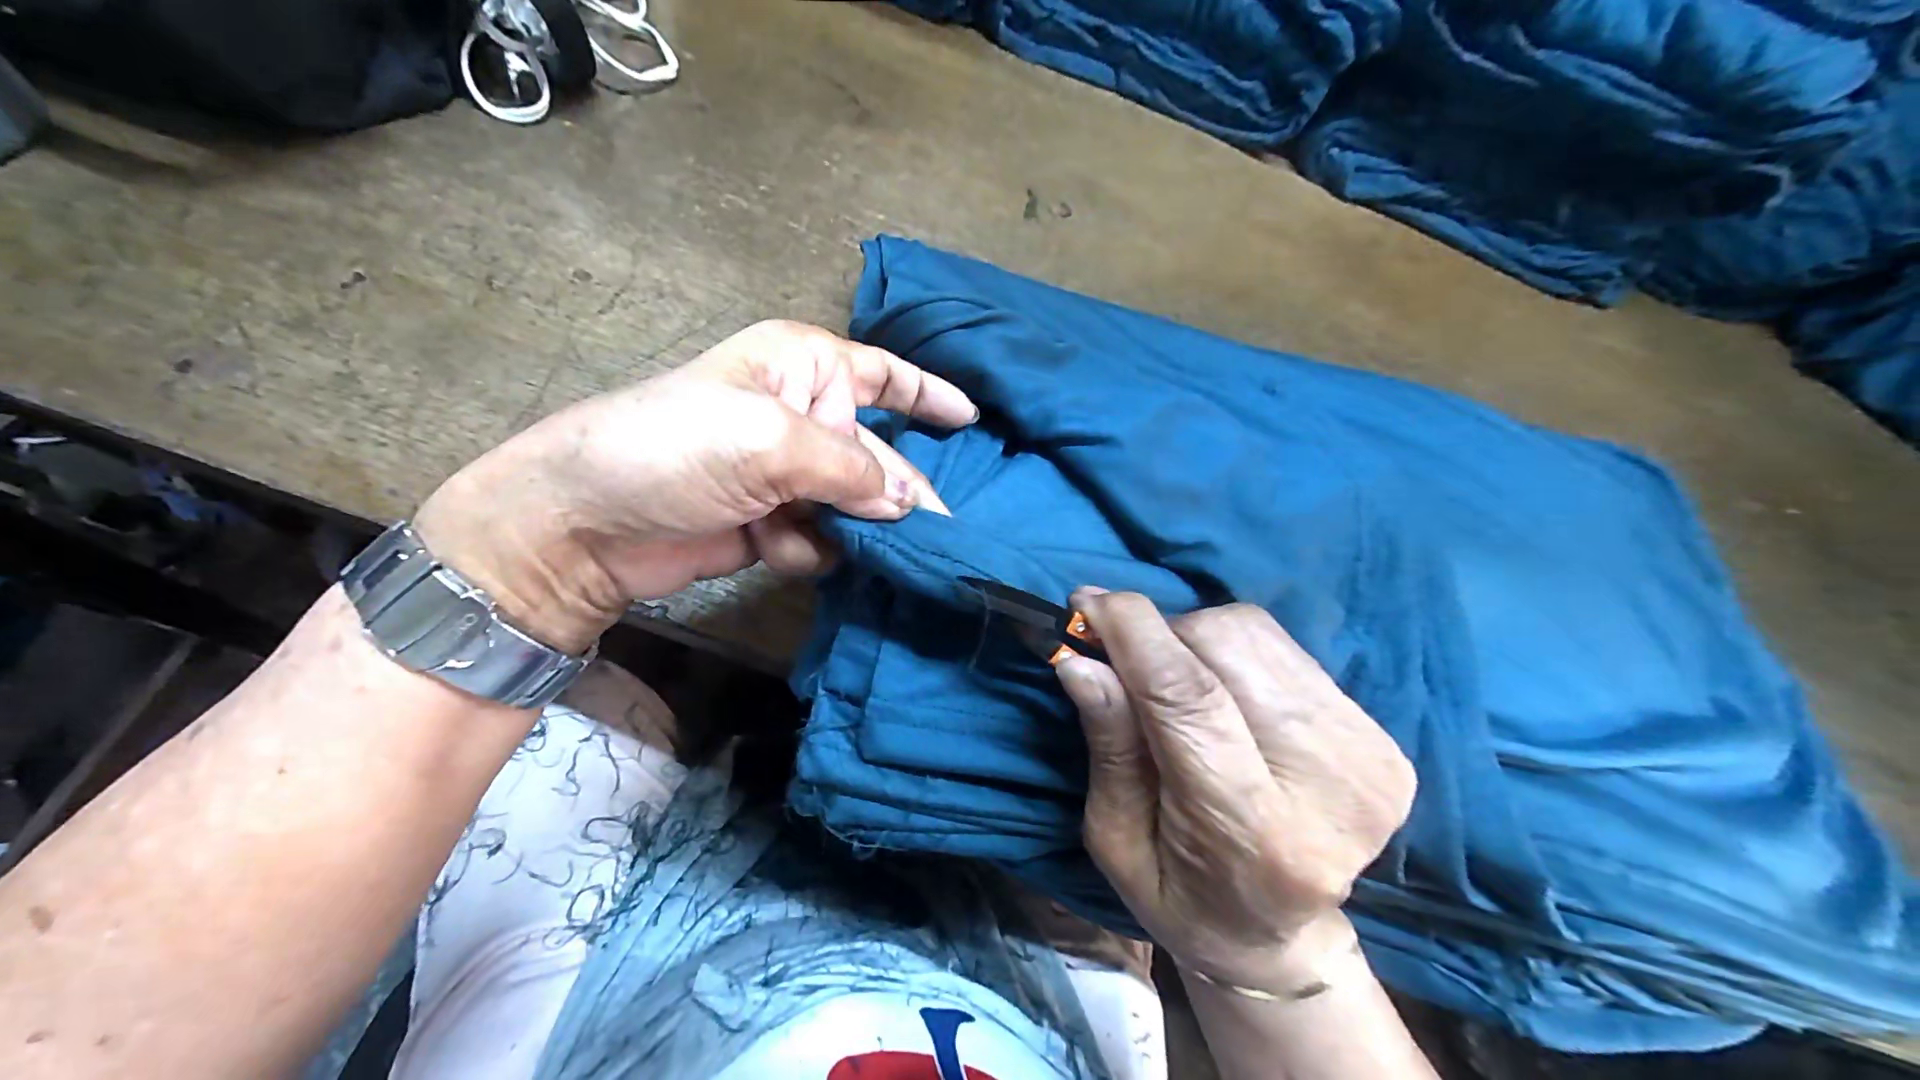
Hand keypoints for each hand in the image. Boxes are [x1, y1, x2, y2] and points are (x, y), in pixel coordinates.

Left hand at [413, 320, 975, 652]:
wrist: (586, 524)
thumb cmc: (674, 448)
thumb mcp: (769, 441)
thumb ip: (851, 471)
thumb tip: (908, 505)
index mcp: (803, 369)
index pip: (884, 374)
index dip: (930, 394)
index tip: (974, 420)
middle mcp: (801, 418)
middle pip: (877, 457)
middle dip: (897, 492)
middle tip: (939, 531)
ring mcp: (785, 476)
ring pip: (855, 507)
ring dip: (848, 528)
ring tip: (816, 532)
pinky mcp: (771, 524)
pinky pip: (823, 540)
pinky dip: (808, 550)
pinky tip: (775, 548)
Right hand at [1056, 592, 1415, 990]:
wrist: (1282, 936)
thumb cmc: (1181, 895)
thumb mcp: (1116, 837)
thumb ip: (1109, 743)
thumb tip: (1080, 660)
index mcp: (1256, 833)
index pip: (1189, 699)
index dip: (1133, 635)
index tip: (1085, 602)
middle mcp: (1329, 786)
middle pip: (1226, 647)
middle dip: (1159, 632)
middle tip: (1121, 655)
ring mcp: (1366, 754)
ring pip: (1254, 633)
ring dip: (1193, 636)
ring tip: (1171, 677)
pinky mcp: (1380, 733)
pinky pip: (1282, 645)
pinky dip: (1230, 649)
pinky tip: (1219, 685)